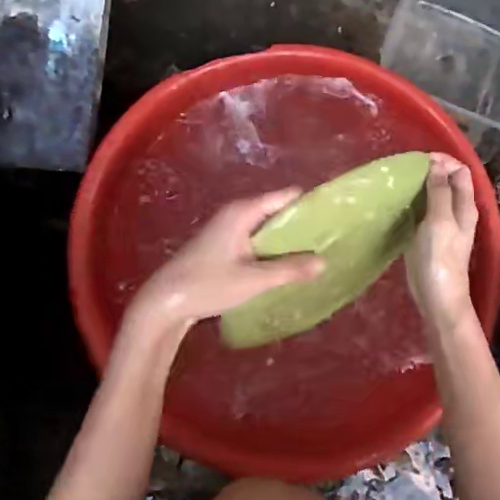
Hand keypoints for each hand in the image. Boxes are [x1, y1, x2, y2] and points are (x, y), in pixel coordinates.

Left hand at [125, 189, 325, 340]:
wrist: (164, 302)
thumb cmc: (208, 284)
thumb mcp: (253, 279)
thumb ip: (289, 269)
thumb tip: (324, 261)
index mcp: (243, 212)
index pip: (284, 196)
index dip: (309, 203)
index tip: (335, 214)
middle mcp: (236, 214)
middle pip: (278, 212)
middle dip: (302, 224)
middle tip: (332, 238)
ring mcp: (228, 231)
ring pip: (267, 230)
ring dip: (288, 241)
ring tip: (317, 253)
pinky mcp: (224, 248)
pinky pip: (257, 242)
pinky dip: (273, 250)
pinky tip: (288, 267)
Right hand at [408, 153, 479, 332]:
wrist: (437, 296)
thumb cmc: (440, 258)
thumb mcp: (440, 220)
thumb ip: (439, 191)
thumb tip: (437, 163)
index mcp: (465, 206)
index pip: (460, 171)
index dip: (443, 161)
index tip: (419, 160)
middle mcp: (456, 211)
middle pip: (447, 181)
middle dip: (429, 170)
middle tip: (404, 169)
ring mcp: (442, 224)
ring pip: (433, 195)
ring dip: (419, 186)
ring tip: (398, 182)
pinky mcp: (428, 235)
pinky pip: (422, 211)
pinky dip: (412, 202)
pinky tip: (397, 202)